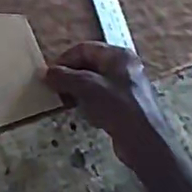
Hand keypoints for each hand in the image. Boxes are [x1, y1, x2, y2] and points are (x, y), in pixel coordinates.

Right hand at [42, 42, 171, 162]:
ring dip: (78, 91)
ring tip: (68, 101)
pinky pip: (102, 98)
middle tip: (56, 88)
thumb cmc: (117, 107)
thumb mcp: (87, 87)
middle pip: (89, 65)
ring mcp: (128, 87)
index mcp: (119, 55)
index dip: (64, 60)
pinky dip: (90, 103)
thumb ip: (64, 77)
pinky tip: (87, 115)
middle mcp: (125, 67)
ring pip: (94, 83)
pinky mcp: (128, 106)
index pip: (84, 49)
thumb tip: (46, 73)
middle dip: (71, 76)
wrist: (145, 143)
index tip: (50, 74)